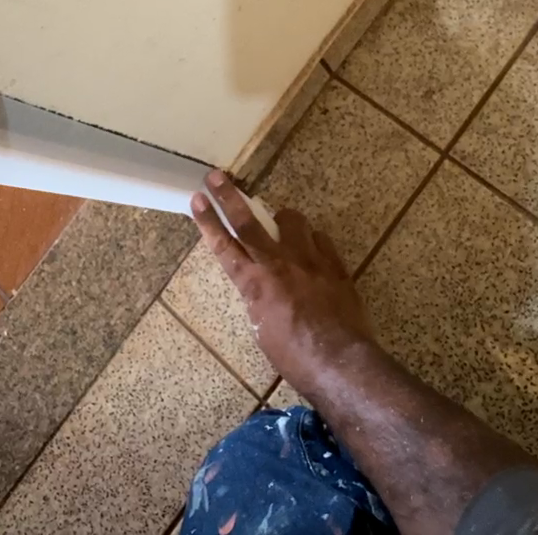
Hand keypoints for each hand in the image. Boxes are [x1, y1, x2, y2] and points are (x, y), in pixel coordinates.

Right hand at [191, 170, 376, 400]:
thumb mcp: (262, 331)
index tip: (197, 199)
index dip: (208, 221)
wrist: (339, 362)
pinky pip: (320, 238)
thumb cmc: (295, 358)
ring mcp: (308, 258)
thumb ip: (258, 298)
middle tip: (216, 176)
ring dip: (284, 219)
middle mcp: (277, 263)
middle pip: (247, 221)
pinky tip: (314, 251)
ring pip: (291, 220)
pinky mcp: (334, 262)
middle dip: (228, 196)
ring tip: (284, 226)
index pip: (224, 246)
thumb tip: (259, 286)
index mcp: (254, 284)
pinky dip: (313, 241)